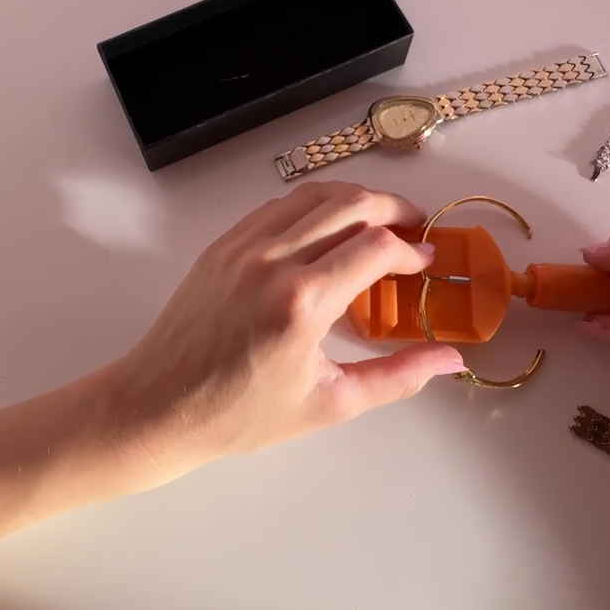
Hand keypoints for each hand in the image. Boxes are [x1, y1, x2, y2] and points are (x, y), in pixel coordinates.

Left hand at [104, 182, 467, 486]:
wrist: (159, 403)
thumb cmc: (242, 414)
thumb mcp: (329, 405)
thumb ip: (397, 377)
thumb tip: (451, 358)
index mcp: (303, 302)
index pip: (375, 247)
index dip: (411, 250)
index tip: (426, 263)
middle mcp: (272, 260)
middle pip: (349, 204)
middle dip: (393, 208)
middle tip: (416, 227)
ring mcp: (242, 246)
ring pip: (312, 195)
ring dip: (354, 198)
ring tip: (379, 218)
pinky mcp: (222, 244)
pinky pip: (277, 206)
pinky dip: (312, 204)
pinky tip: (327, 224)